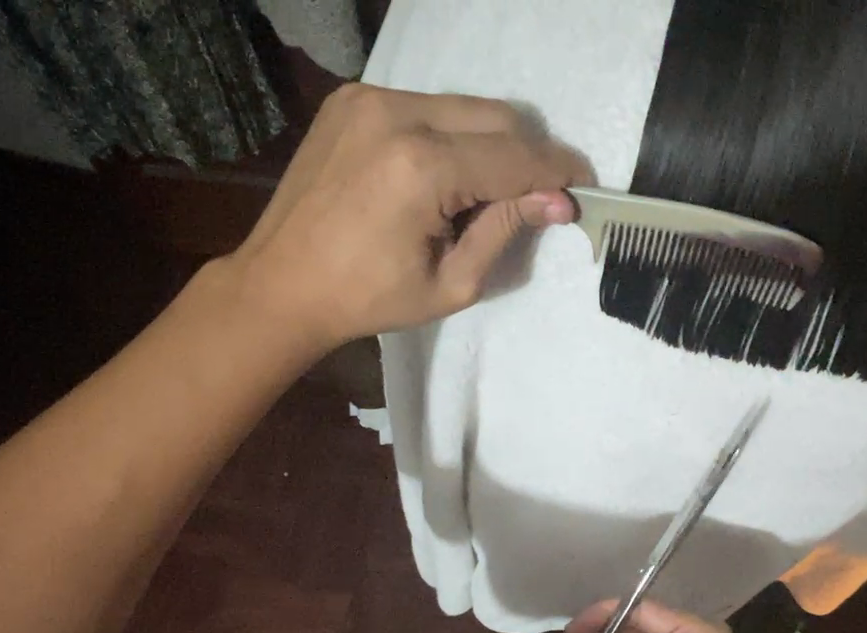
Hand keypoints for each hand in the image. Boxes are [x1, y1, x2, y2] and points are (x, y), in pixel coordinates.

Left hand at [230, 85, 591, 354]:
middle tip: (539, 197)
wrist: (282, 282)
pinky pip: (425, 107)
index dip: (556, 172)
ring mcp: (369, 98)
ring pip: (463, 107)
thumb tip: (557, 201)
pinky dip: (449, 136)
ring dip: (489, 144)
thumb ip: (505, 231)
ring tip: (484, 194)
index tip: (583, 187)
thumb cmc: (369, 299)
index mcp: (421, 167)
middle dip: (527, 155)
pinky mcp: (351, 99)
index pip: (514, 156)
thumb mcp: (451, 282)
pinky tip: (442, 177)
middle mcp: (396, 114)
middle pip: (496, 117)